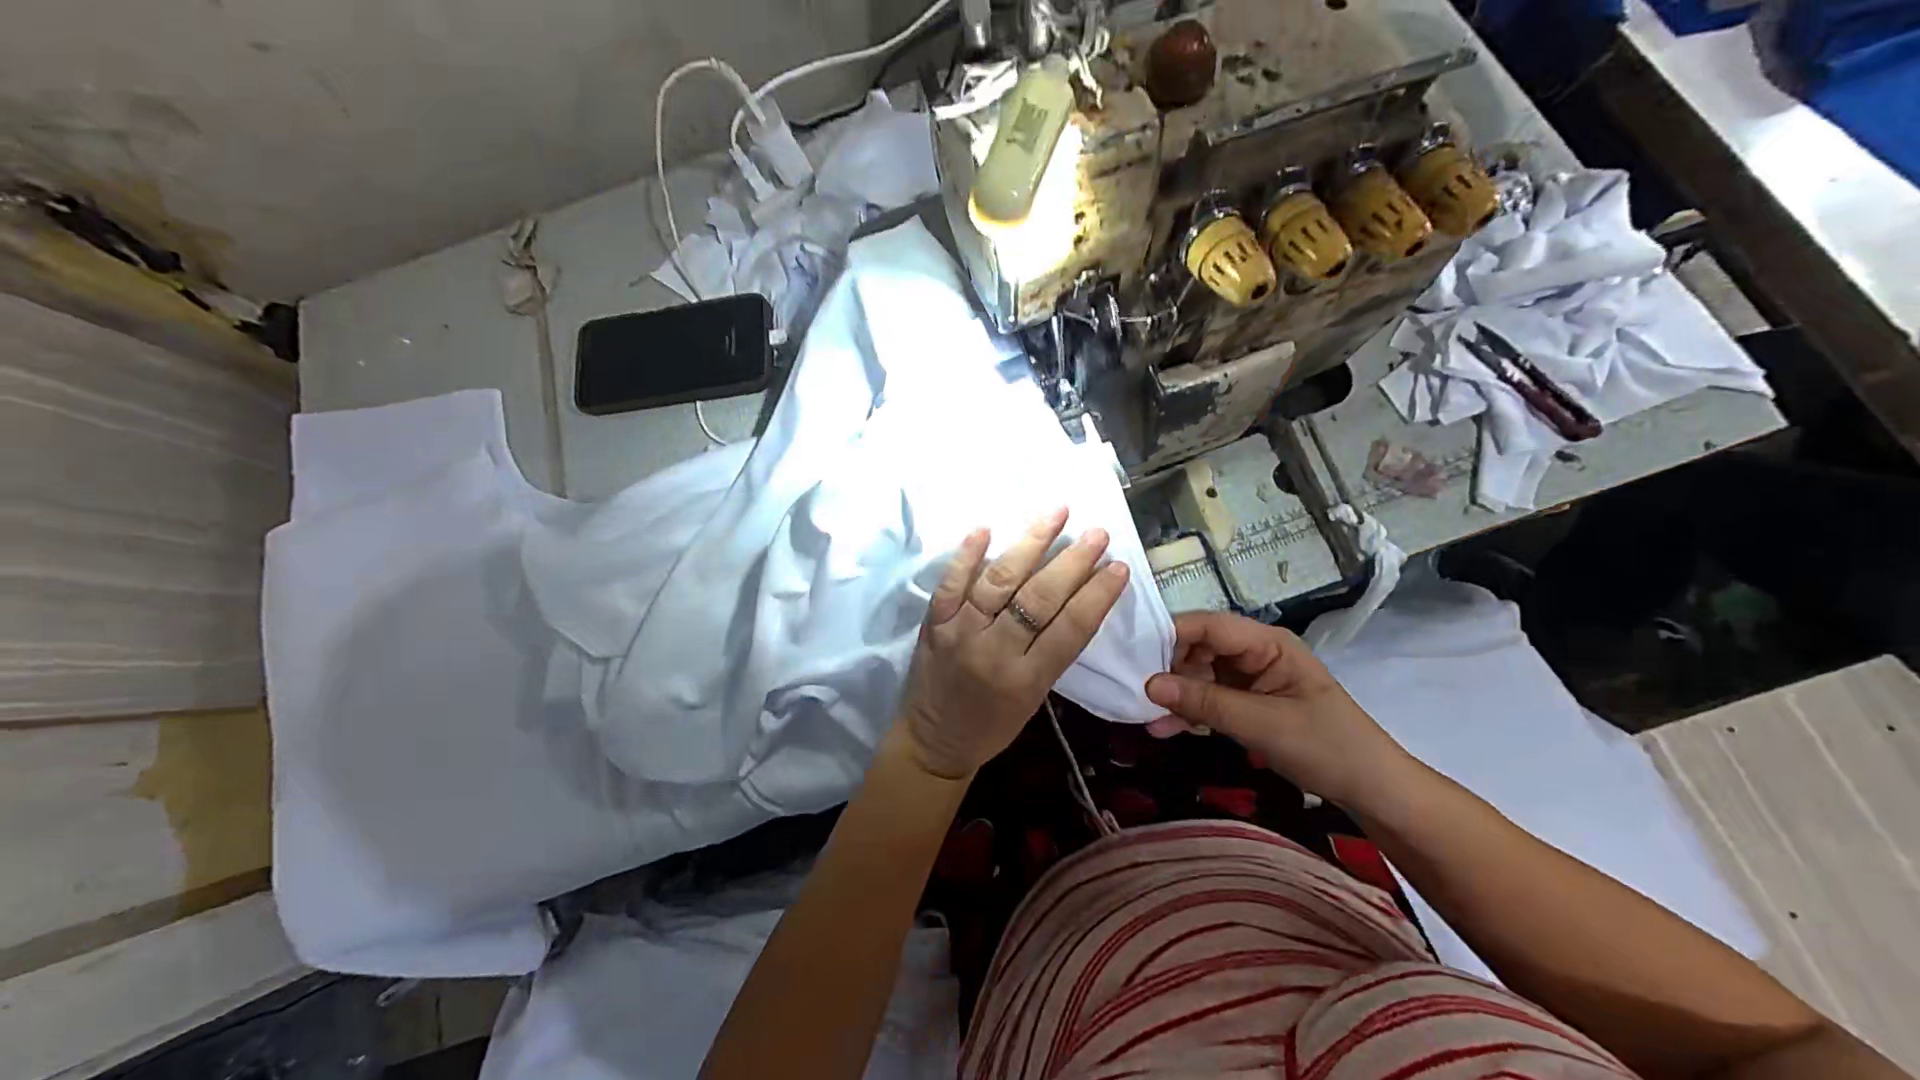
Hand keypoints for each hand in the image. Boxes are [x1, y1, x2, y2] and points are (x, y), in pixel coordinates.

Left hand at [893, 509, 1130, 779]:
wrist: (933, 742)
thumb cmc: (993, 725)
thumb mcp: (1035, 698)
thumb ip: (1052, 652)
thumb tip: (1076, 597)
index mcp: (1027, 680)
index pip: (1070, 629)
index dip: (1097, 595)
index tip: (1118, 566)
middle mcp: (994, 653)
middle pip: (1038, 599)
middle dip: (1072, 562)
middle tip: (1097, 534)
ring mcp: (961, 633)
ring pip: (999, 581)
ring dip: (1030, 544)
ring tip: (1056, 514)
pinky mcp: (934, 623)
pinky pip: (950, 584)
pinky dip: (967, 555)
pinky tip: (985, 529)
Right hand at [1143, 612, 1417, 807]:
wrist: (1371, 790)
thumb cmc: (1327, 746)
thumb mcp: (1263, 724)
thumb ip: (1206, 703)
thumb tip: (1149, 684)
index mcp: (1267, 643)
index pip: (1209, 626)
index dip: (1170, 635)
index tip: (1133, 655)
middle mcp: (1253, 653)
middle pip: (1198, 648)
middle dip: (1168, 669)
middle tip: (1136, 693)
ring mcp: (1248, 679)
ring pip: (1198, 675)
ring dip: (1174, 696)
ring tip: (1146, 718)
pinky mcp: (1245, 703)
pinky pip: (1207, 699)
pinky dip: (1188, 712)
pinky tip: (1163, 729)